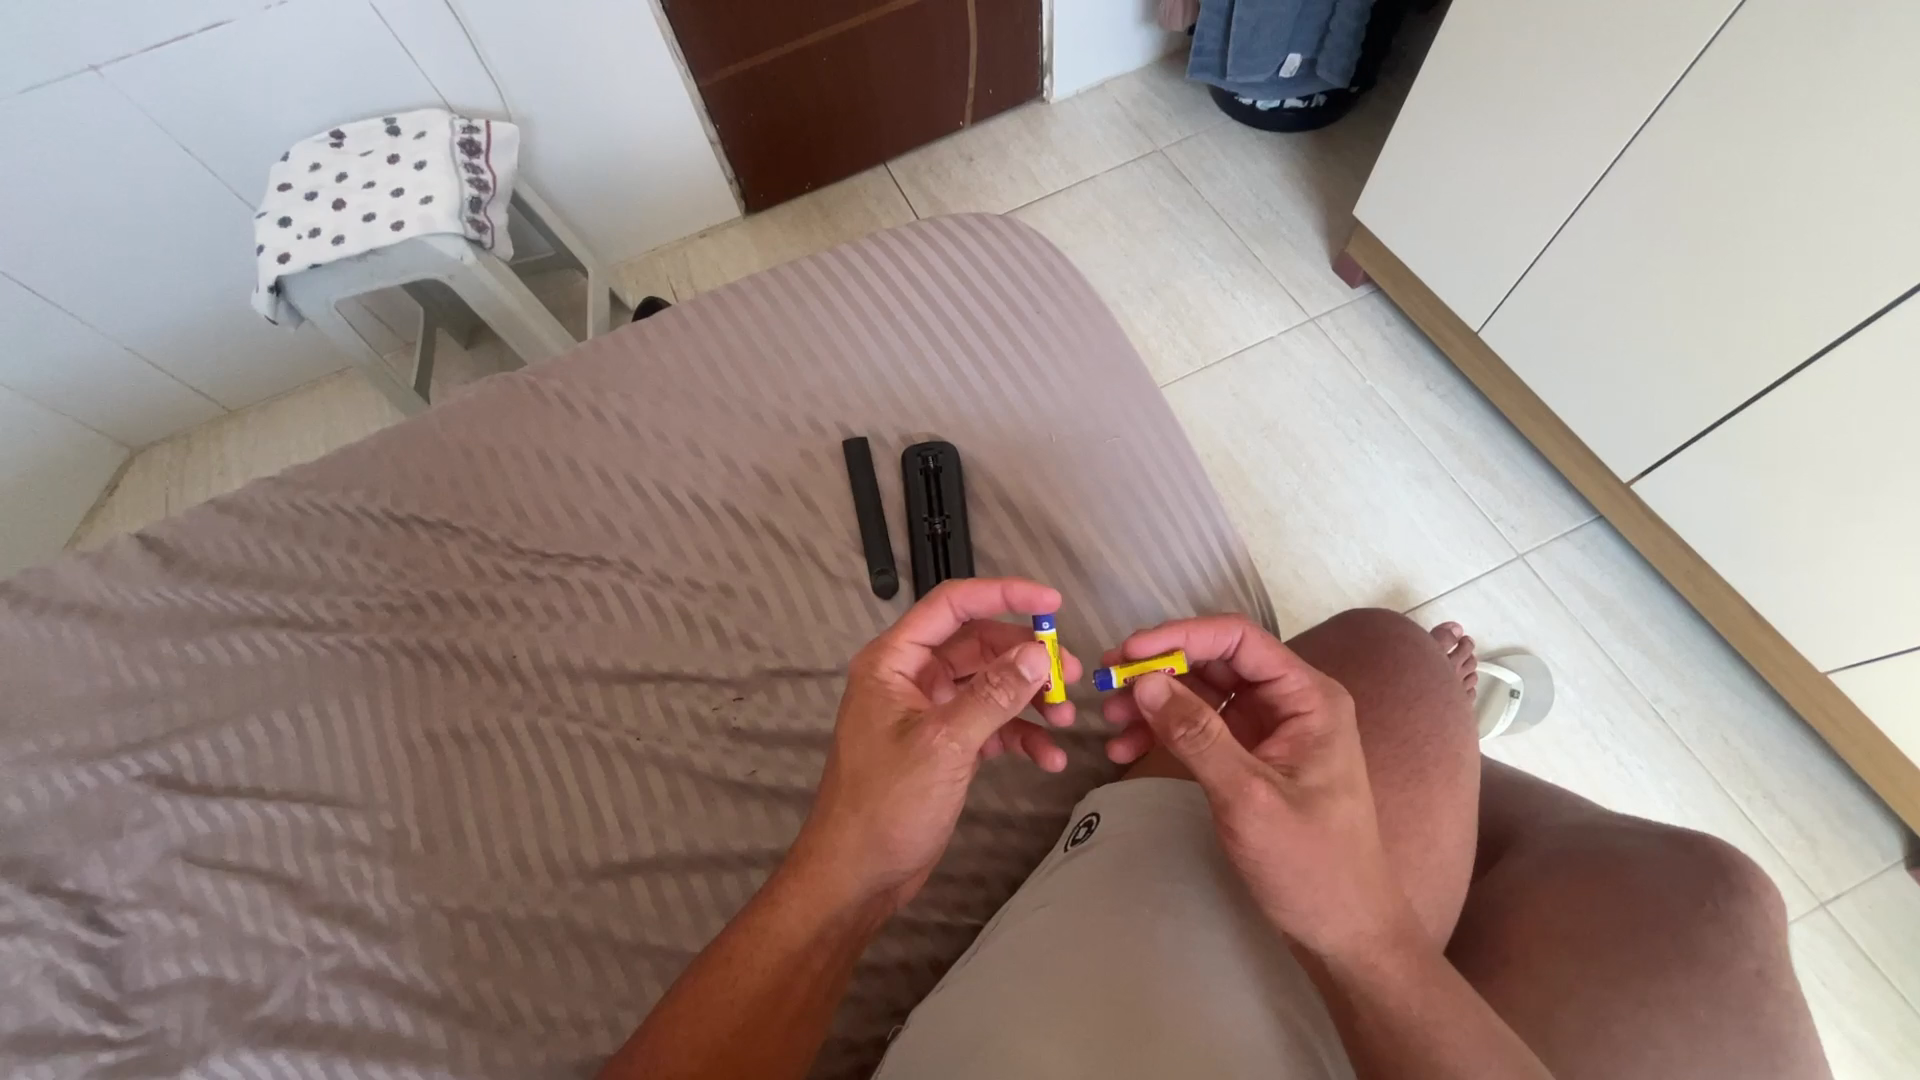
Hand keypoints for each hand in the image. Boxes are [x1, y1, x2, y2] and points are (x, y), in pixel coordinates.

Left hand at [789, 578, 1080, 912]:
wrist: (857, 876)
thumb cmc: (885, 804)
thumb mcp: (944, 744)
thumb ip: (994, 695)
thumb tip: (1039, 654)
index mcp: (895, 660)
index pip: (953, 605)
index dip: (1004, 594)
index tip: (1053, 603)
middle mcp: (911, 676)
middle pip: (979, 644)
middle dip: (1026, 657)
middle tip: (1070, 676)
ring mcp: (929, 710)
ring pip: (989, 684)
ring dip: (1029, 697)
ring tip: (1066, 718)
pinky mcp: (944, 743)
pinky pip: (989, 723)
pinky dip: (1019, 734)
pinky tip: (1048, 756)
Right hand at [1100, 616, 1416, 960]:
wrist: (1341, 931)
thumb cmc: (1310, 864)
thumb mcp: (1248, 797)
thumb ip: (1196, 735)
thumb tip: (1143, 682)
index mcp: (1307, 696)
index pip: (1237, 639)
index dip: (1180, 636)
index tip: (1128, 653)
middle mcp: (1287, 701)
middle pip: (1213, 661)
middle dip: (1158, 669)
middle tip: (1107, 682)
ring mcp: (1265, 727)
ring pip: (1198, 691)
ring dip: (1152, 700)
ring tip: (1111, 719)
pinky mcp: (1246, 754)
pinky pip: (1196, 725)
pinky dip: (1160, 731)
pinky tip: (1125, 748)